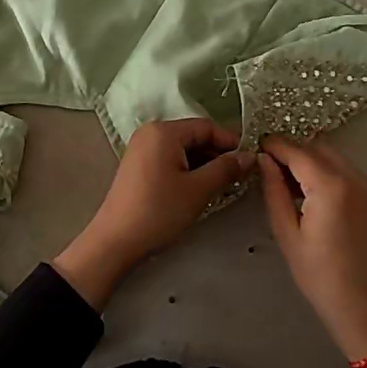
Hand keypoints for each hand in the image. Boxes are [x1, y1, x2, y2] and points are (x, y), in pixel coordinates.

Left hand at [51, 118, 254, 309]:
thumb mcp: (198, 190)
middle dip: (218, 153)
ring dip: (204, 163)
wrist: (116, 240)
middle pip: (194, 136)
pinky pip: (170, 159)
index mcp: (164, 131)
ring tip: (224, 184)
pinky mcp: (138, 165)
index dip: (231, 141)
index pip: (206, 126)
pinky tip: (201, 187)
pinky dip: (188, 169)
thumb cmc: (159, 211)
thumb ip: (226, 169)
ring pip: (183, 149)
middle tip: (240, 174)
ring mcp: (142, 148)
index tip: (250, 159)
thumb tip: (250, 156)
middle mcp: (151, 132)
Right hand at [259, 135, 366, 367]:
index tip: (256, 146)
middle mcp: (355, 178)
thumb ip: (275, 192)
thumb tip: (264, 161)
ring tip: (288, 183)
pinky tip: (312, 194)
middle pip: (317, 147)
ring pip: (334, 157)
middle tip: (269, 167)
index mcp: (331, 186)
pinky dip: (327, 172)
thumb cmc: (324, 280)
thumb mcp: (289, 236)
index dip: (275, 145)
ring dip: (310, 160)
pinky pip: (347, 171)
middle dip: (293, 150)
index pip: (297, 150)